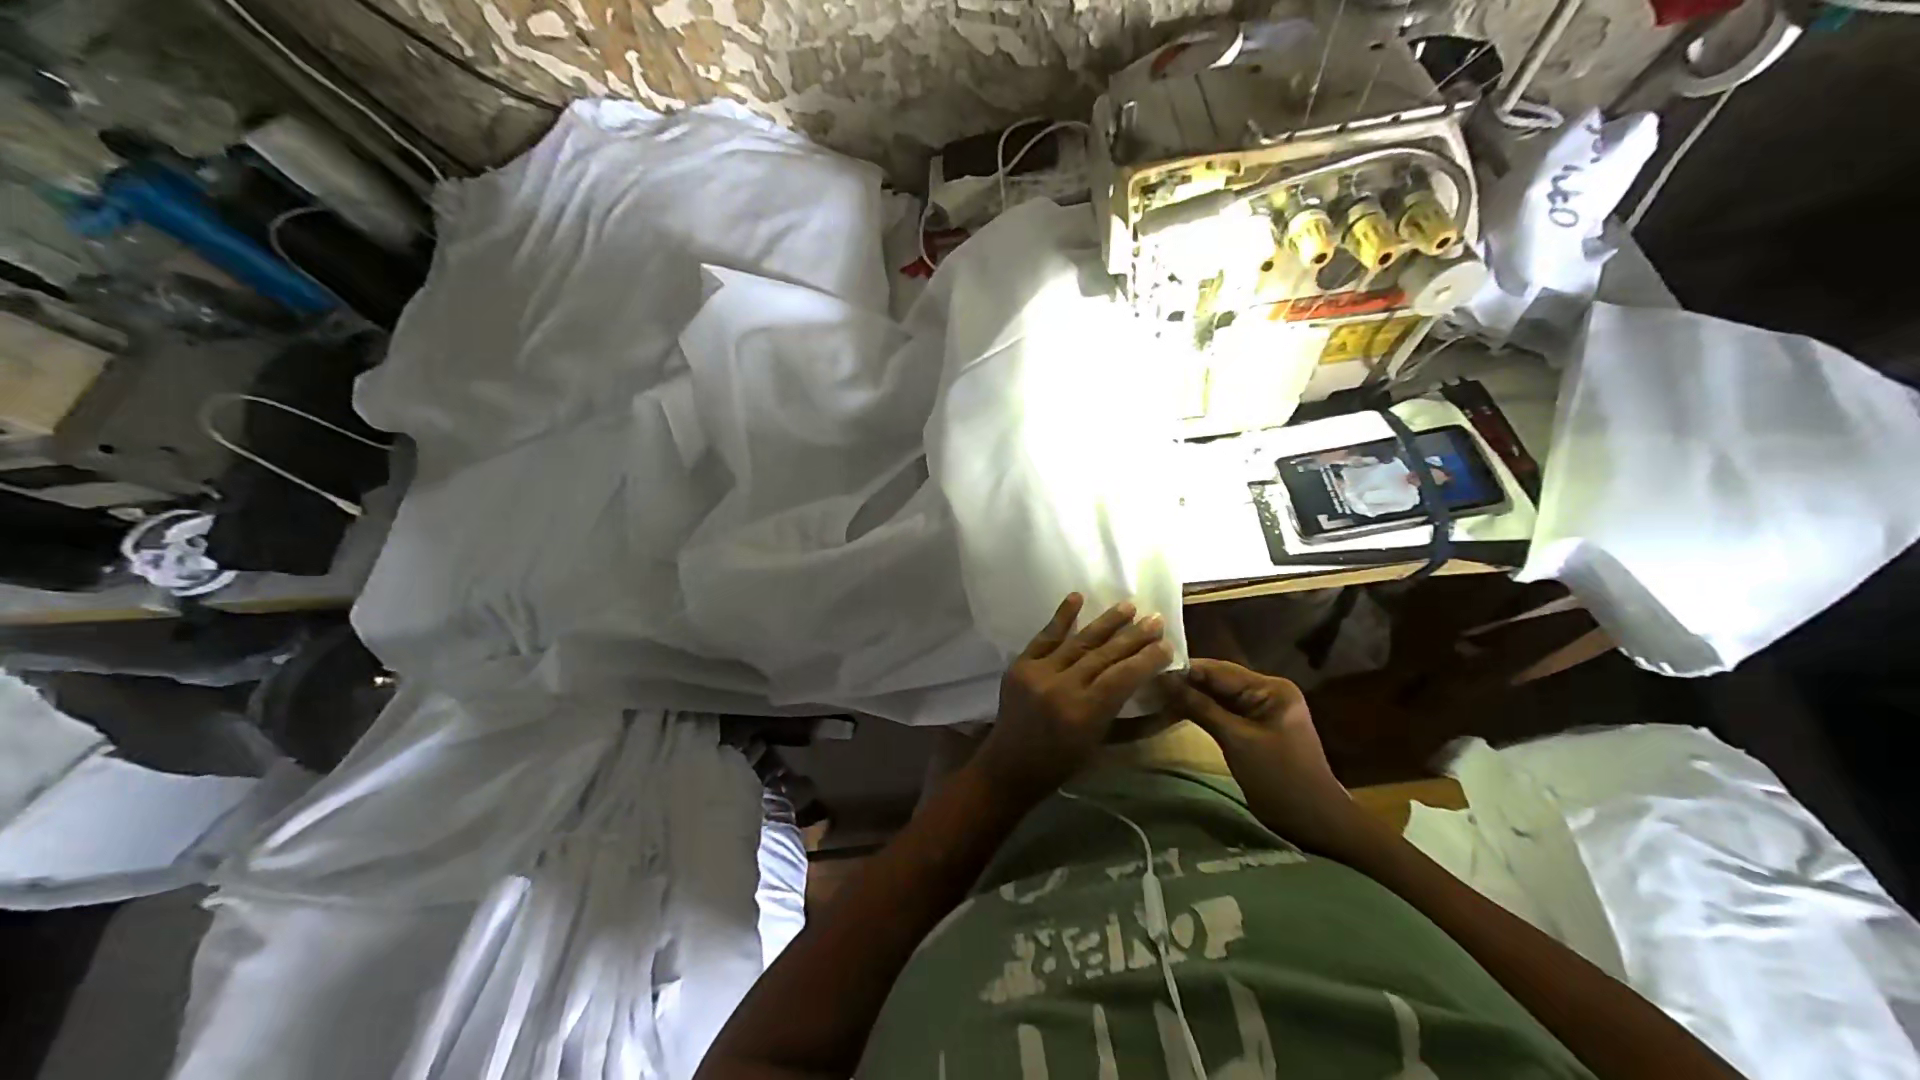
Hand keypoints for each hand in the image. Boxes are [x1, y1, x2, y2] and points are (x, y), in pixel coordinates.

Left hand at [972, 593, 1172, 803]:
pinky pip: (1044, 637)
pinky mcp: (1019, 665)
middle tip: (1155, 619)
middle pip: (1104, 655)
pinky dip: (1061, 617)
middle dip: (1133, 636)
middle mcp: (1061, 687)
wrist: (1009, 766)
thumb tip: (1168, 698)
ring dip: (1106, 622)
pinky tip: (1077, 597)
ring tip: (1128, 606)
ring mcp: (1037, 673)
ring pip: (1079, 641)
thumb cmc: (1062, 763)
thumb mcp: (1100, 744)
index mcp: (1084, 713)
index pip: (1123, 677)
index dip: (1147, 659)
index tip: (1167, 645)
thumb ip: (1130, 717)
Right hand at [1158, 659, 1369, 855]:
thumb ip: (1201, 707)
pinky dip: (1202, 711)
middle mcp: (1268, 691)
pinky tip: (1176, 710)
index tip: (1149, 671)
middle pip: (1219, 680)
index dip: (1185, 670)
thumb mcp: (1237, 741)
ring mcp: (1263, 710)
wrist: (1315, 823)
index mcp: (1271, 688)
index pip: (1219, 670)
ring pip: (1219, 696)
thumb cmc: (1279, 779)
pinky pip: (1224, 712)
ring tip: (1155, 695)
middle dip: (1185, 683)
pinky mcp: (1256, 728)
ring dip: (1191, 697)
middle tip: (1147, 683)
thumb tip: (1165, 680)